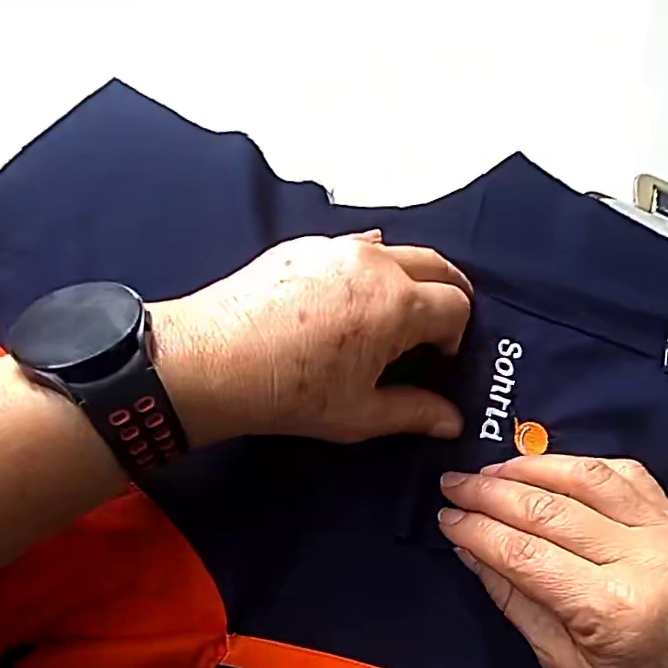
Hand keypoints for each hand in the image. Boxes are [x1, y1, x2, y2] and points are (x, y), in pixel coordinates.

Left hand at [149, 230, 471, 445]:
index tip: (439, 357)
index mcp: (398, 303)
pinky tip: (346, 298)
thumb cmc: (282, 392)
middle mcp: (374, 264)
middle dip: (445, 296)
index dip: (456, 336)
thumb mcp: (356, 414)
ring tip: (389, 315)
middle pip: (437, 266)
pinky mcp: (301, 247)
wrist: (211, 364)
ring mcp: (335, 249)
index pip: (456, 306)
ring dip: (407, 278)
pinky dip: (365, 269)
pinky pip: (350, 248)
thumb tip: (448, 420)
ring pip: (395, 251)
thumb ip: (412, 413)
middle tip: (433, 329)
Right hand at [436, 455, 667, 667]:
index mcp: (612, 610)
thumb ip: (511, 597)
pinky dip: (574, 464)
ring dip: (527, 468)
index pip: (523, 553)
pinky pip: (622, 473)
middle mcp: (645, 562)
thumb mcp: (557, 657)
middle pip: (547, 509)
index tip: (444, 518)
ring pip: (585, 478)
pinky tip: (541, 469)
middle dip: (489, 493)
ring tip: (488, 471)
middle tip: (452, 485)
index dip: (475, 530)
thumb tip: (468, 547)